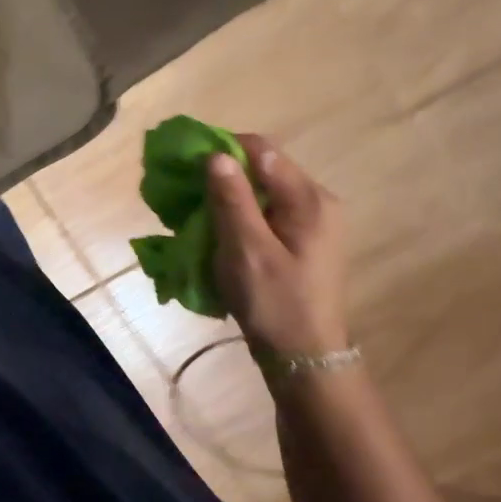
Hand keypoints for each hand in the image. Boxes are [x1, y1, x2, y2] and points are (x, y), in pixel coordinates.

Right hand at [206, 134, 350, 359]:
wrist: (303, 352)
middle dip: (220, 173)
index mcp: (309, 200)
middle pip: (262, 167)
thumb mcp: (246, 247)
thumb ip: (232, 198)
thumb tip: (215, 154)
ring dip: (225, 194)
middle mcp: (316, 202)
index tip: (185, 165)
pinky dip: (237, 211)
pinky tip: (217, 229)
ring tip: (195, 213)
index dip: (221, 149)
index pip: (262, 150)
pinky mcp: (301, 237)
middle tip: (184, 192)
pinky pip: (264, 208)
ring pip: (260, 188)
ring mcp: (311, 221)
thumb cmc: (274, 299)